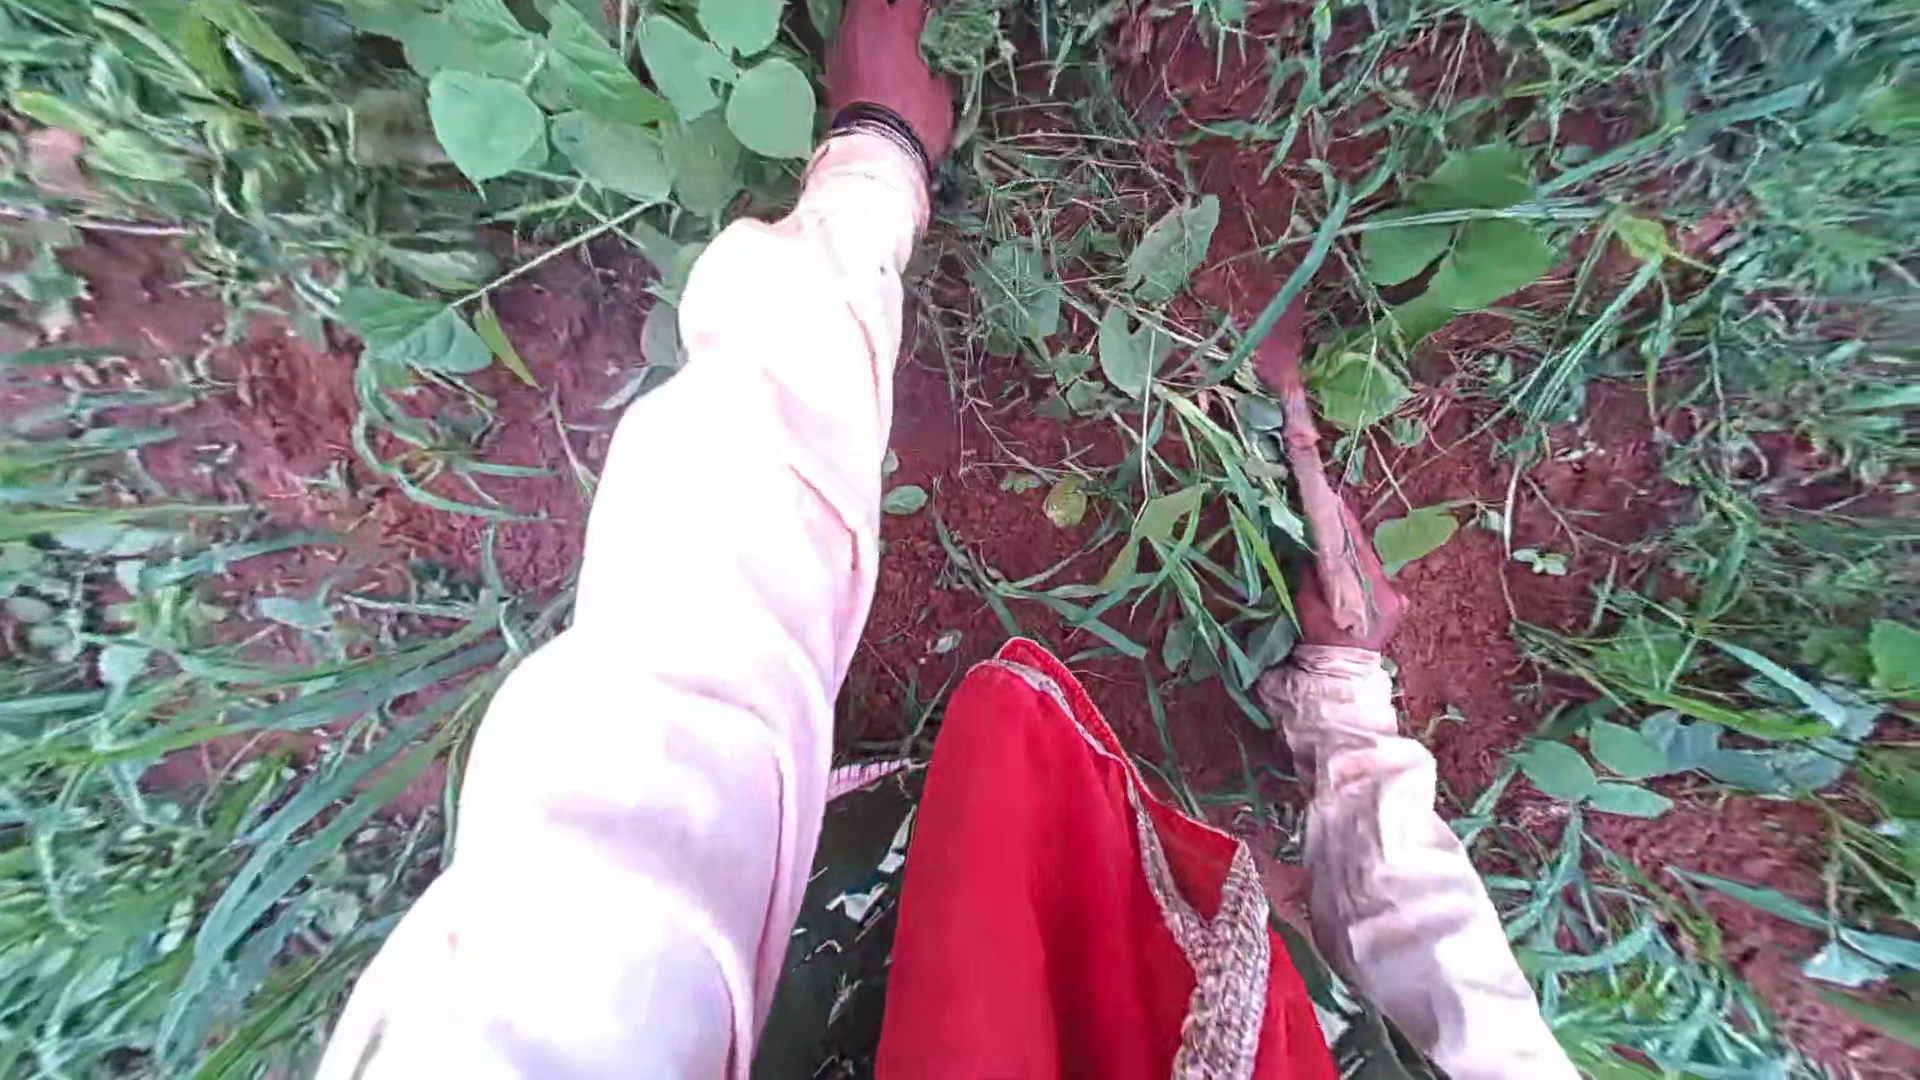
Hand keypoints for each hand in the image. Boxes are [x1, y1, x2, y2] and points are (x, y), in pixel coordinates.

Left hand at [827, 0, 953, 162]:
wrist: (875, 159)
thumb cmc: (911, 129)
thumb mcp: (939, 103)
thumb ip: (936, 80)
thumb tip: (936, 77)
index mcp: (896, 29)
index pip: (911, 0)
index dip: (921, 6)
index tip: (927, 12)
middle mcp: (865, 30)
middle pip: (871, 0)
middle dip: (885, 6)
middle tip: (895, 16)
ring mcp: (844, 51)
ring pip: (852, 20)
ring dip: (865, 26)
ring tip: (876, 38)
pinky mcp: (830, 76)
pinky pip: (842, 51)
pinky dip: (853, 54)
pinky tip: (862, 65)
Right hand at [1294, 497, 1405, 651]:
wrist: (1340, 672)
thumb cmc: (1322, 639)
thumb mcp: (1309, 605)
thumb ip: (1310, 576)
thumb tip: (1307, 550)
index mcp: (1375, 590)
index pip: (1359, 548)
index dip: (1346, 523)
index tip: (1336, 500)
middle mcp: (1392, 591)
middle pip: (1367, 554)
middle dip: (1348, 533)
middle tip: (1332, 509)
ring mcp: (1396, 598)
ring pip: (1370, 565)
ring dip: (1353, 548)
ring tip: (1336, 528)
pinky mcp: (1394, 605)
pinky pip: (1373, 577)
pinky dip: (1359, 566)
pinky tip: (1346, 557)